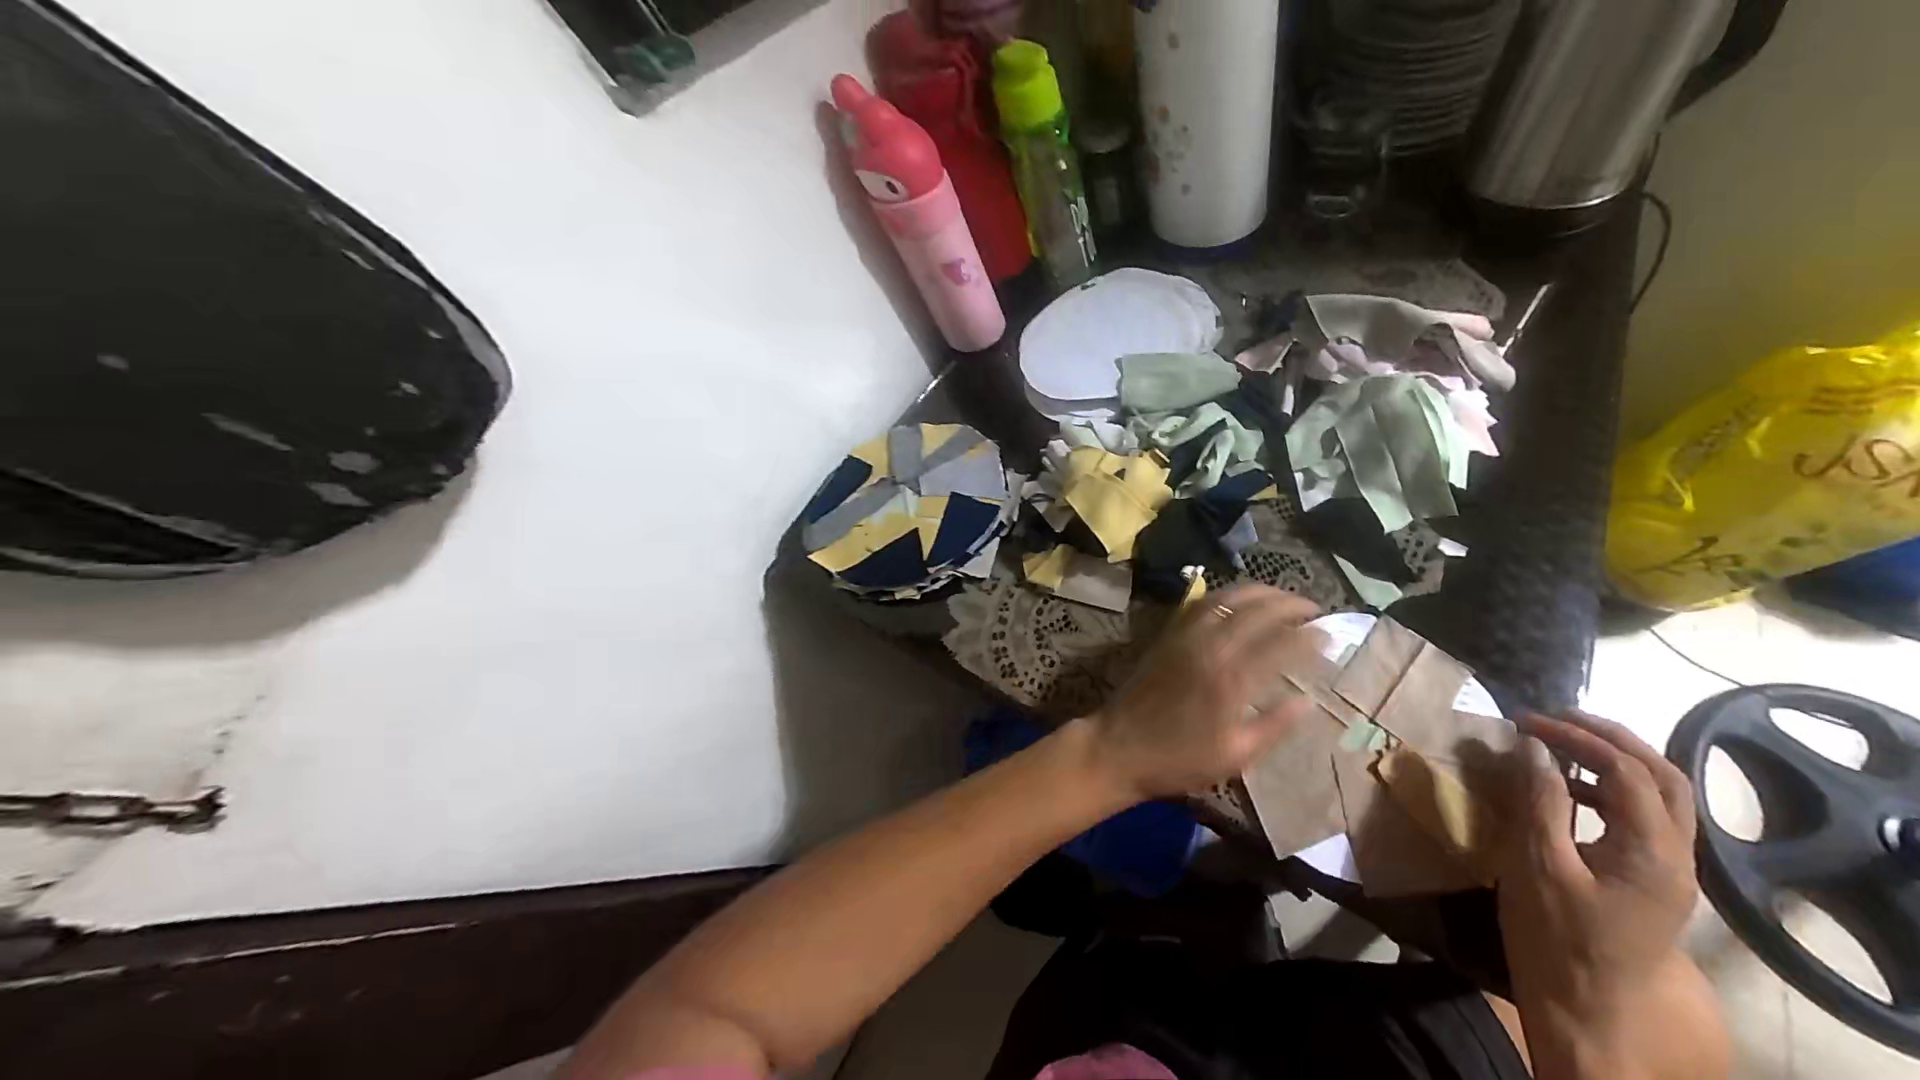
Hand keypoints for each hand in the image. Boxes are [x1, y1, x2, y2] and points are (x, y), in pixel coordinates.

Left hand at [1086, 584, 1321, 800]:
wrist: (1118, 748)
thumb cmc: (1179, 760)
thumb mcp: (1235, 755)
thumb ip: (1274, 726)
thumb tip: (1307, 701)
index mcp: (1231, 681)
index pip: (1280, 646)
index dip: (1309, 637)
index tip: (1330, 635)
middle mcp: (1210, 649)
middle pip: (1256, 612)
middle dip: (1290, 605)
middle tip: (1313, 608)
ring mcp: (1184, 638)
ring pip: (1226, 599)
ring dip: (1258, 592)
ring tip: (1282, 597)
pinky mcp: (1166, 636)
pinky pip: (1199, 605)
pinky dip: (1224, 596)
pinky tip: (1237, 600)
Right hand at [1495, 711, 1700, 1054]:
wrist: (1586, 1004)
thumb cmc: (1555, 933)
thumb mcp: (1538, 863)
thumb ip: (1540, 800)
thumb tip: (1533, 745)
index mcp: (1652, 851)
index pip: (1627, 770)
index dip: (1577, 737)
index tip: (1525, 722)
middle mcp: (1675, 854)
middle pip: (1663, 776)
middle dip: (1610, 737)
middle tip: (1555, 717)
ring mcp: (1668, 867)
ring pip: (1660, 794)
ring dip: (1613, 759)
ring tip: (1559, 742)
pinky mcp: (1649, 875)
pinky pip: (1641, 815)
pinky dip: (1607, 786)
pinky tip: (1565, 786)